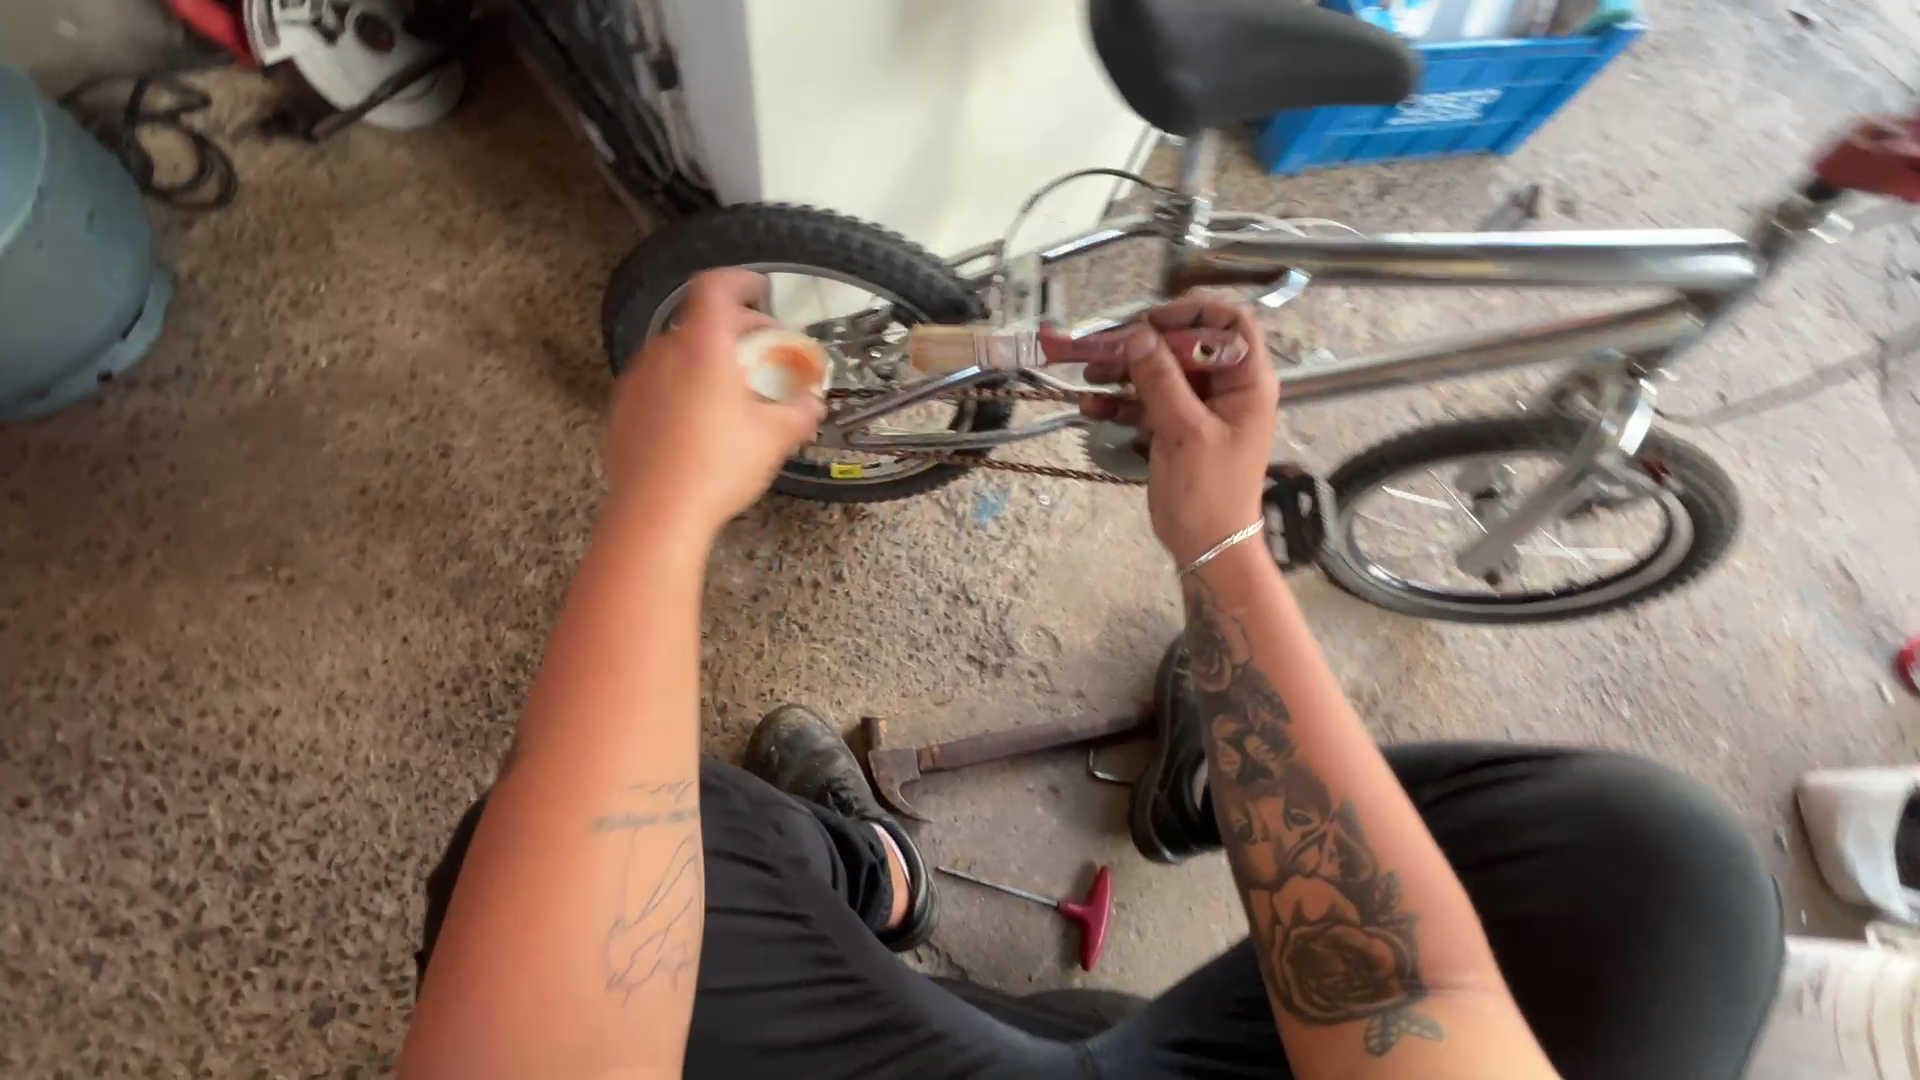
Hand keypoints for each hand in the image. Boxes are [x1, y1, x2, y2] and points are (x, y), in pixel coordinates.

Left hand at [604, 270, 824, 538]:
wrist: (656, 513)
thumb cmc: (715, 468)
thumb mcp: (774, 438)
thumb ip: (800, 412)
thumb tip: (813, 404)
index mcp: (703, 348)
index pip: (716, 287)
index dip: (740, 281)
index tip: (758, 289)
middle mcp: (664, 354)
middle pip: (700, 321)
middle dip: (735, 331)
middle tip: (763, 352)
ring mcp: (638, 381)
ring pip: (677, 353)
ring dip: (706, 359)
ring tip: (732, 390)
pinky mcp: (623, 409)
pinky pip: (657, 384)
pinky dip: (681, 386)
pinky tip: (698, 420)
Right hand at [1080, 294, 1277, 566]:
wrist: (1206, 544)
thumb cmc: (1210, 490)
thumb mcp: (1186, 431)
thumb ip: (1160, 381)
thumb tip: (1137, 335)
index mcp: (1246, 382)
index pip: (1229, 323)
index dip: (1193, 311)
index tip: (1152, 320)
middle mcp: (1223, 388)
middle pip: (1183, 346)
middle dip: (1142, 345)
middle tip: (1104, 348)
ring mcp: (1196, 408)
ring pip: (1158, 374)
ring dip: (1122, 373)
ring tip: (1088, 375)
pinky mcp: (1173, 428)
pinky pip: (1144, 404)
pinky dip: (1118, 404)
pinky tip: (1090, 408)